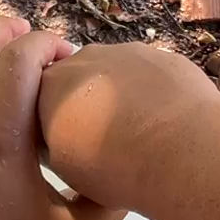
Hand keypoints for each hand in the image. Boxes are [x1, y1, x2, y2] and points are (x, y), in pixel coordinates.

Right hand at [36, 41, 219, 211]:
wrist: (181, 151)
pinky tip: (167, 121)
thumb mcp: (64, 168)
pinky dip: (153, 92)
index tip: (69, 142)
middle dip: (86, 101)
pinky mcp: (165, 55)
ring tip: (142, 131)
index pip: (38, 95)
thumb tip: (62, 134)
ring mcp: (128, 52)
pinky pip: (150, 73)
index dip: (52, 118)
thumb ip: (52, 140)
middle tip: (105, 137)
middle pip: (77, 78)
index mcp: (50, 86)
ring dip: (120, 95)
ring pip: (116, 72)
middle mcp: (84, 59)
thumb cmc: (114, 168)